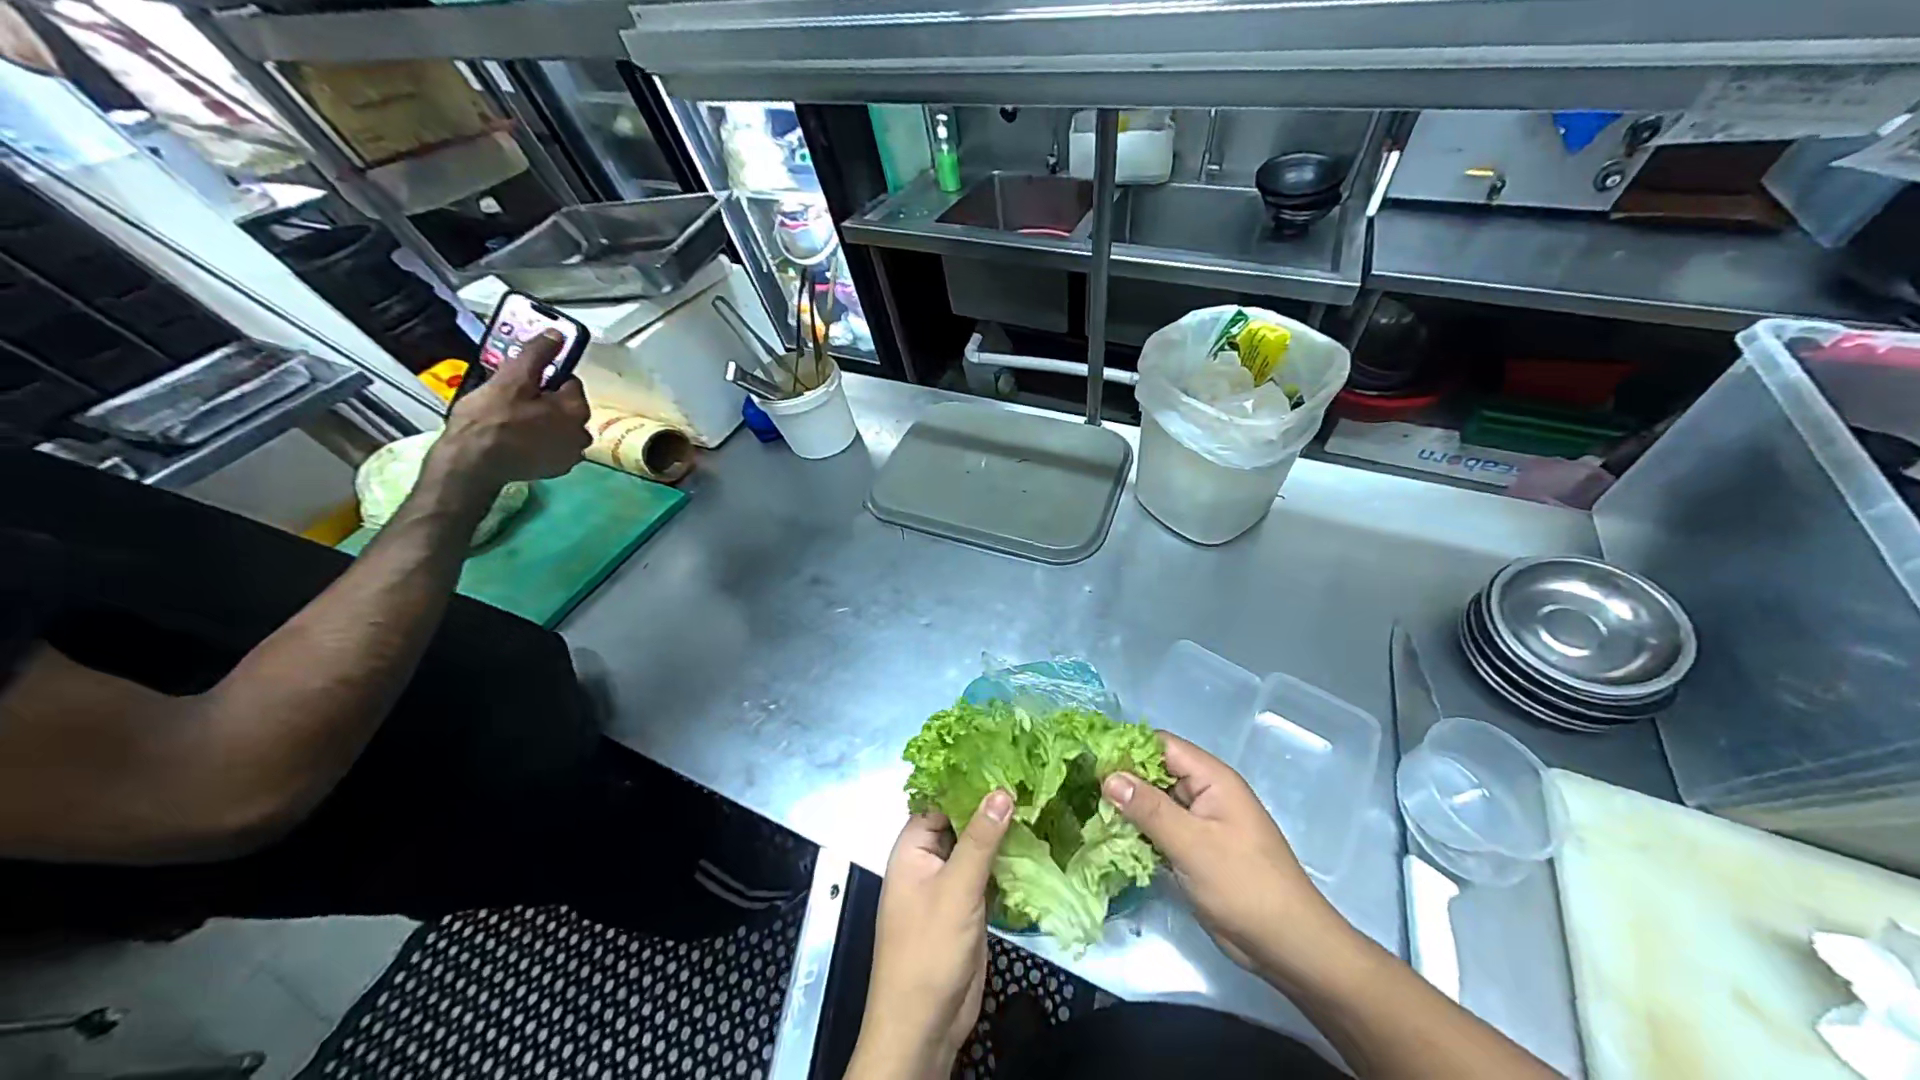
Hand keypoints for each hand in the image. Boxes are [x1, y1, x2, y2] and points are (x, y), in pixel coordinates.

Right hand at [427, 330, 589, 496]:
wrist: (472, 464)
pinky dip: (540, 440)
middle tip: (512, 400)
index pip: (569, 381)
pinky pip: (552, 445)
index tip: (520, 381)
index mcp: (577, 409)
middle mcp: (582, 433)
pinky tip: (517, 439)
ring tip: (512, 419)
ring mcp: (571, 454)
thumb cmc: (490, 420)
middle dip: (544, 399)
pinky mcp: (557, 468)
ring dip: (542, 420)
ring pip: (559, 425)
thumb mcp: (511, 379)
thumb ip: (537, 355)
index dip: (543, 377)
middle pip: (565, 404)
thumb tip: (557, 335)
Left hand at [847, 790, 1013, 1079]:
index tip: (1004, 760)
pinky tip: (1035, 845)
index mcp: (912, 848)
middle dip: (990, 805)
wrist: (925, 1023)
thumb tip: (1002, 792)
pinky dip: (1007, 861)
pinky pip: (988, 873)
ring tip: (1039, 802)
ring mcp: (949, 884)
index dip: (968, 781)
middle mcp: (929, 860)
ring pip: (977, 848)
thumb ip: (981, 839)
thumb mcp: (956, 889)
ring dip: (1002, 833)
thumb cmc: (928, 951)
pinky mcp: (968, 906)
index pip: (940, 800)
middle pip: (961, 822)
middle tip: (1031, 779)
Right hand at [1103, 733, 1350, 979]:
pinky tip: (1108, 838)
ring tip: (1086, 810)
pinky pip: (1159, 829)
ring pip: (1154, 802)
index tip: (1089, 759)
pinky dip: (1137, 831)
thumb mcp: (1193, 844)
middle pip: (1155, 772)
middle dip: (1121, 778)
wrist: (1289, 946)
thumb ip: (1149, 809)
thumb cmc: (1244, 886)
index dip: (1126, 747)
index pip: (1161, 746)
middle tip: (1079, 787)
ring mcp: (1200, 823)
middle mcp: (1204, 793)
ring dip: (1126, 807)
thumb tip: (1108, 776)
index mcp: (1212, 779)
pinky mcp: (1194, 850)